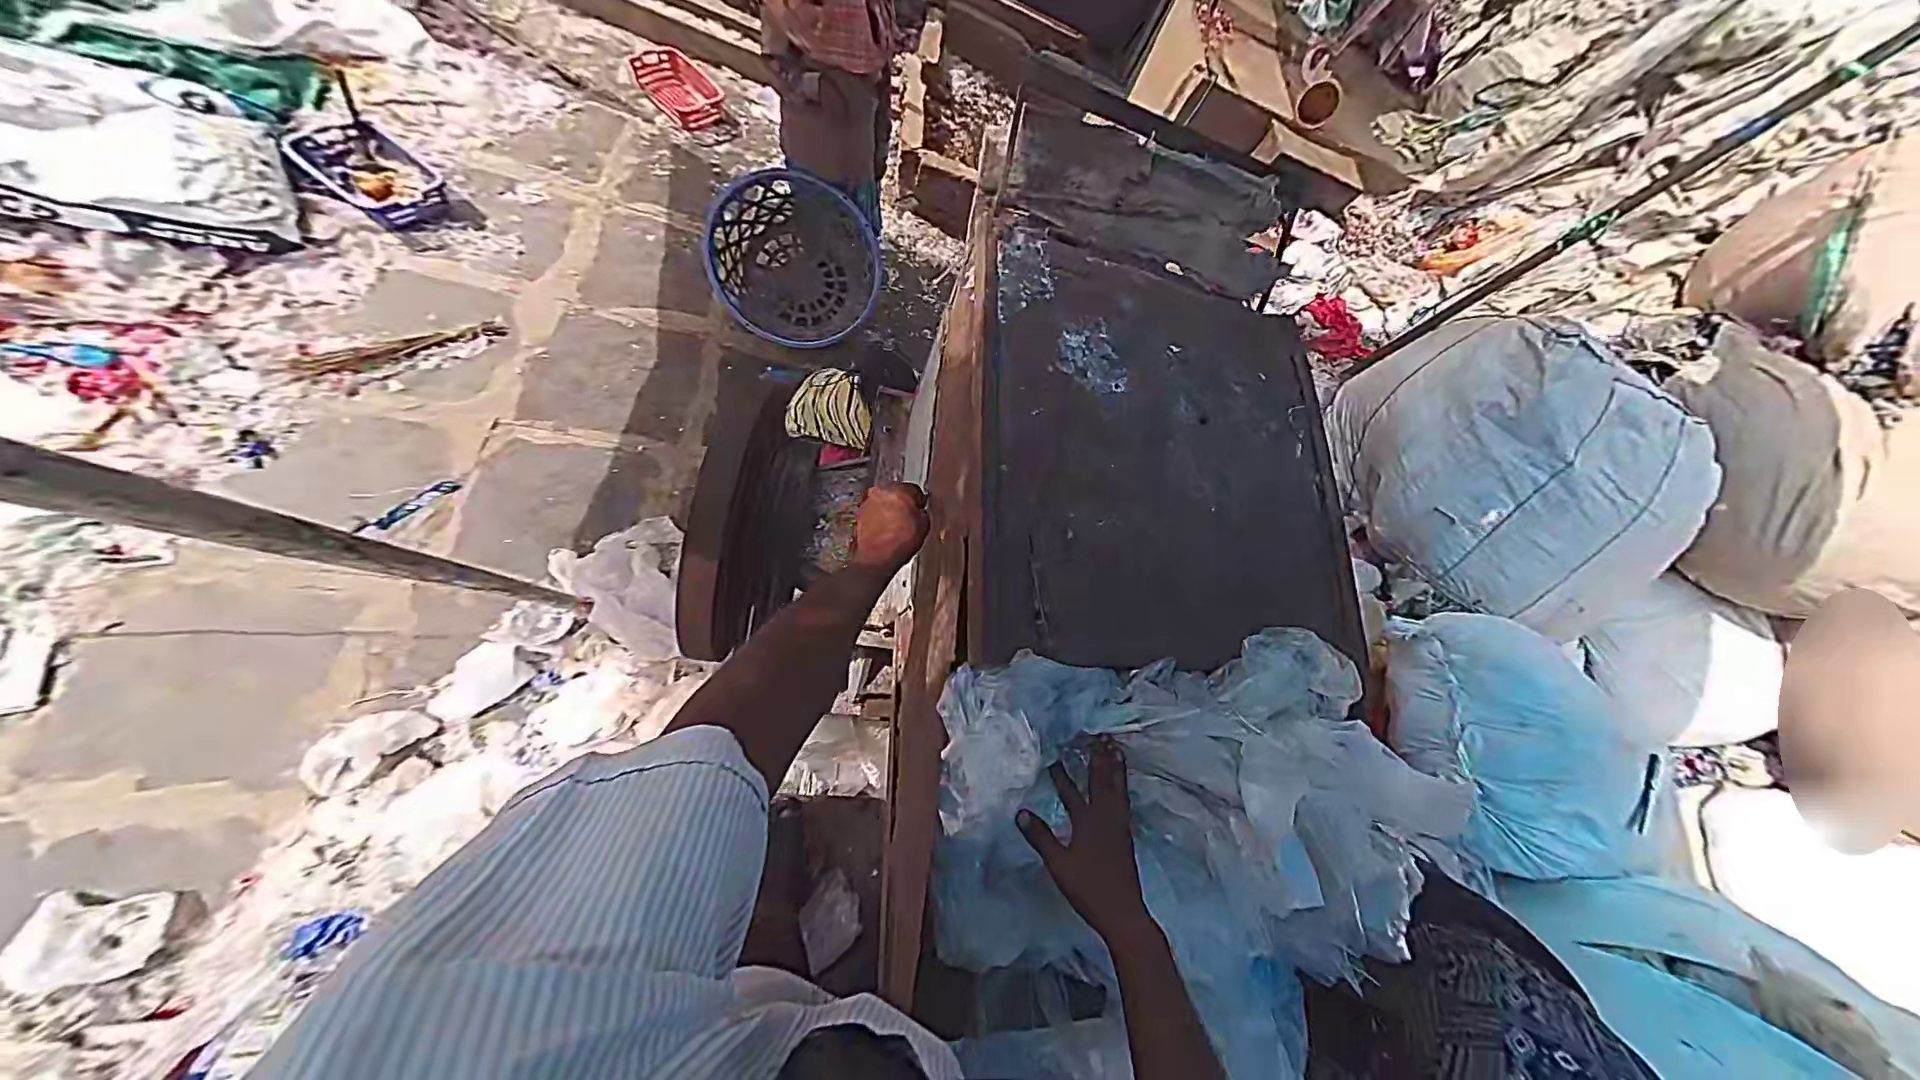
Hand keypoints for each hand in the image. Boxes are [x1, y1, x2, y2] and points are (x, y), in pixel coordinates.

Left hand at [849, 483, 928, 573]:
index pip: (913, 490)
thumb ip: (922, 513)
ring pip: (882, 502)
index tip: (919, 508)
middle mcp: (881, 492)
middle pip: (895, 494)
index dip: (918, 502)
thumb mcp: (923, 526)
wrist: (877, 558)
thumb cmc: (899, 542)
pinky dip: (878, 519)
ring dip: (888, 511)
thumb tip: (919, 513)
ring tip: (896, 527)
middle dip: (901, 504)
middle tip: (908, 519)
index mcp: (900, 490)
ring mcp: (868, 502)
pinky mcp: (859, 514)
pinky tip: (885, 531)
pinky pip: (873, 512)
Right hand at [1018, 739, 1153, 942]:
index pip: (1074, 789)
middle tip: (1100, 736)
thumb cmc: (1088, 887)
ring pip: (1117, 789)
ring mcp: (1119, 826)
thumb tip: (1019, 812)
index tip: (1057, 752)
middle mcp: (1107, 817)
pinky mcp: (1125, 836)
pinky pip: (1123, 801)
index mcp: (1089, 820)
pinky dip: (1120, 786)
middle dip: (1100, 757)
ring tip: (1115, 751)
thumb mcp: (1058, 862)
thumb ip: (1040, 836)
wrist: (1123, 913)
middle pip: (1104, 780)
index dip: (1064, 771)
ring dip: (1115, 768)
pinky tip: (1117, 789)